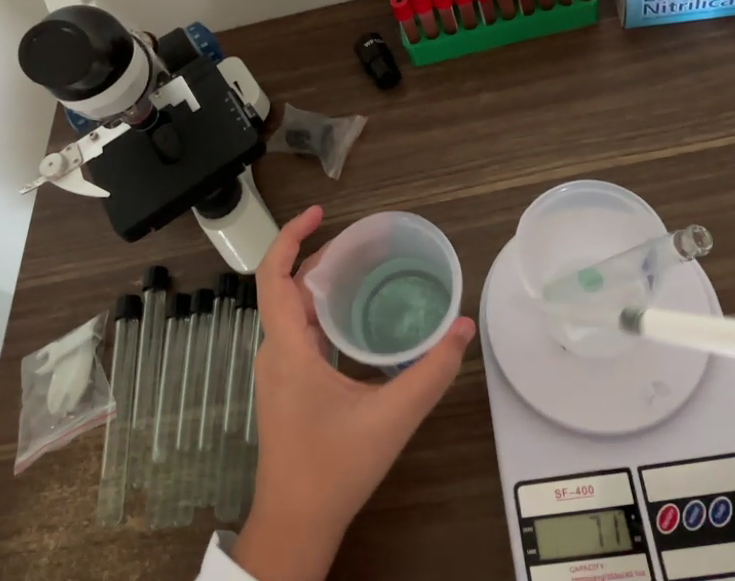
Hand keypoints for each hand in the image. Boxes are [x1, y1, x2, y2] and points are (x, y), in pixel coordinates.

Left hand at [231, 206, 475, 580]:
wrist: (297, 522)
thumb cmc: (335, 468)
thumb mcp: (391, 417)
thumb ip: (431, 371)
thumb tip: (462, 326)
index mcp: (287, 350)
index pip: (273, 277)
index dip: (289, 237)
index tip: (318, 212)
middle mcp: (275, 352)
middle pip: (286, 287)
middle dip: (319, 255)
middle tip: (363, 241)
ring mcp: (277, 370)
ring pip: (292, 310)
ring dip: (320, 284)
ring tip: (363, 267)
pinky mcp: (286, 386)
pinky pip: (299, 332)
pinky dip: (323, 311)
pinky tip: (356, 317)